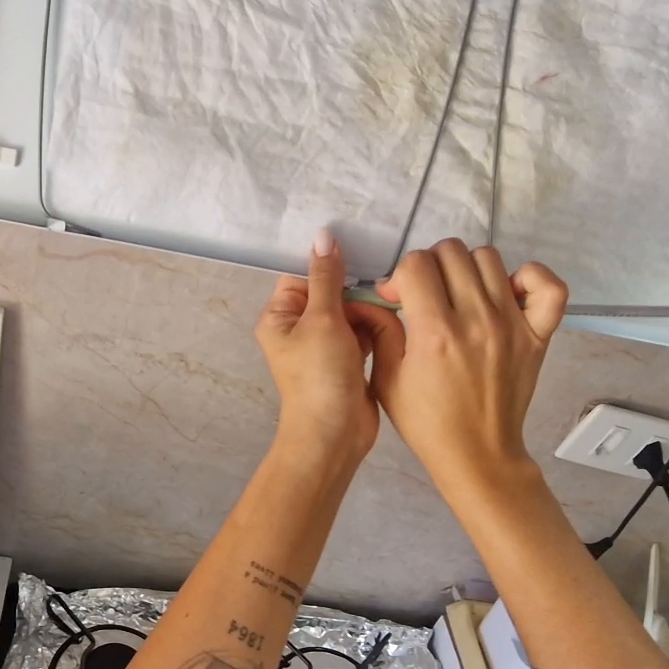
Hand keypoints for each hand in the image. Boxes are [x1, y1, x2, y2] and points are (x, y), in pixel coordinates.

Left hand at [255, 231, 401, 464]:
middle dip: (356, 299)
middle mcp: (297, 329)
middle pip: (332, 294)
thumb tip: (323, 235)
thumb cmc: (320, 375)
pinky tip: (389, 340)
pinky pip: (363, 335)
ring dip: (369, 318)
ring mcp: (323, 347)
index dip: (330, 272)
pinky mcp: (347, 362)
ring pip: (352, 314)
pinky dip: (375, 336)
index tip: (359, 269)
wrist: (334, 434)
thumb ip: (326, 277)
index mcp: (279, 317)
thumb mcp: (322, 319)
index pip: (303, 277)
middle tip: (377, 305)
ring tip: (383, 329)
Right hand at [368, 239, 567, 501]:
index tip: (396, 298)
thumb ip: (380, 331)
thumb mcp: (387, 380)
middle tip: (425, 294)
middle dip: (428, 266)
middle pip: (451, 252)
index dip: (399, 275)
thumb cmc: (426, 422)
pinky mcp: (538, 334)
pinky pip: (547, 284)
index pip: (415, 265)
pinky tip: (506, 291)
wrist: (477, 454)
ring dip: (466, 268)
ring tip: (459, 295)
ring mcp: (511, 324)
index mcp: (434, 333)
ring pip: (489, 258)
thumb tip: (378, 295)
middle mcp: (475, 321)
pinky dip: (528, 277)